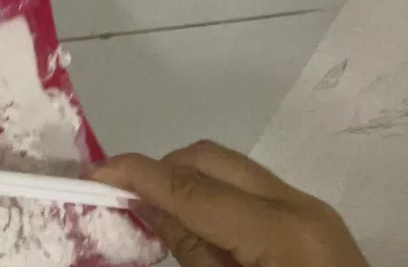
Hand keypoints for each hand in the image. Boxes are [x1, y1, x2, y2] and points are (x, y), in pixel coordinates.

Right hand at [91, 141, 368, 266]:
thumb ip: (189, 249)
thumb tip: (144, 202)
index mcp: (278, 231)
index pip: (188, 186)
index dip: (135, 173)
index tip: (91, 172)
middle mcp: (298, 204)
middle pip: (207, 158)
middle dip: (161, 169)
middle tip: (128, 200)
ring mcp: (311, 209)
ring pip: (228, 165)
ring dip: (188, 179)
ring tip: (164, 216)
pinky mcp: (315, 221)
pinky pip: (250, 186)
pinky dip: (216, 194)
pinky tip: (203, 227)